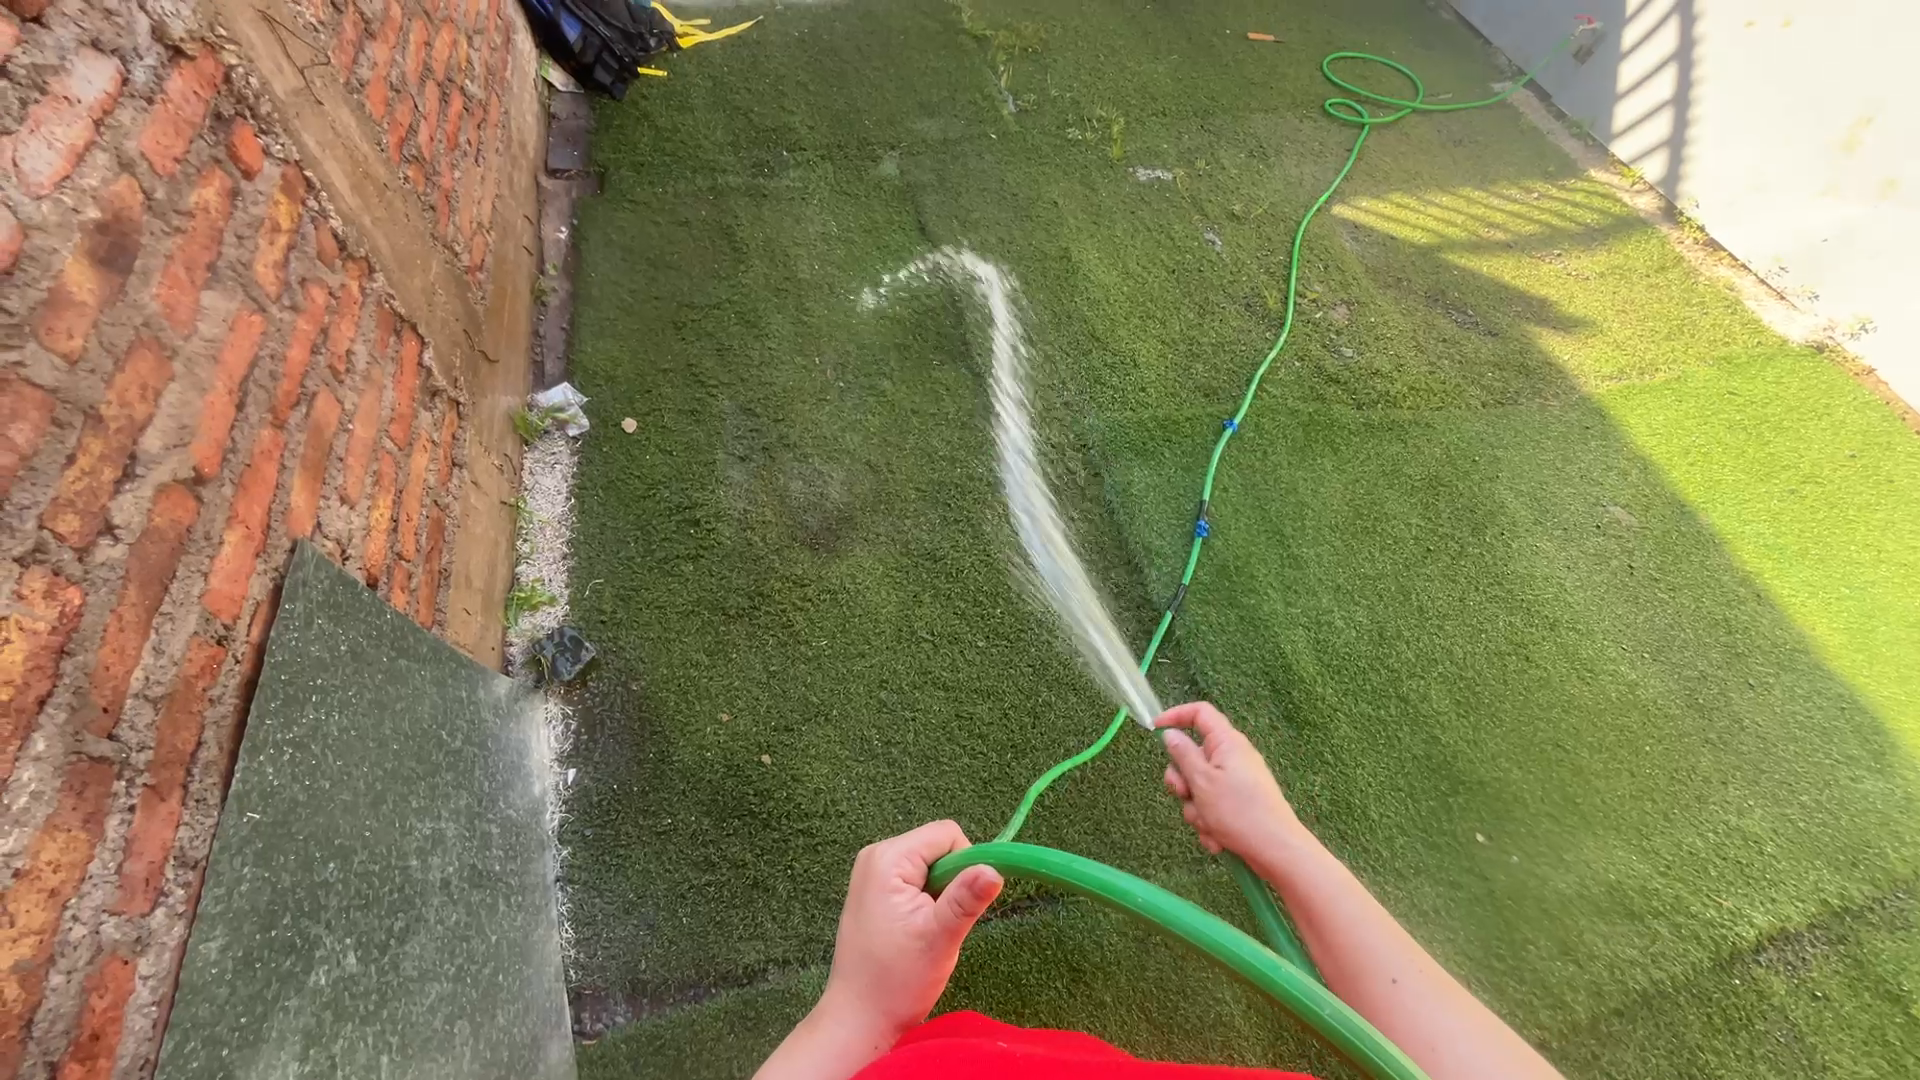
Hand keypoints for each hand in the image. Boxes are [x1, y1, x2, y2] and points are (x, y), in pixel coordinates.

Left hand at [818, 820, 1002, 1045]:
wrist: (857, 1021)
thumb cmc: (896, 982)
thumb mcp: (939, 939)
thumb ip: (966, 899)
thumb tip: (996, 868)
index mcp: (888, 857)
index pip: (947, 834)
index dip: (965, 865)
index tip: (959, 906)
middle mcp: (877, 854)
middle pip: (938, 847)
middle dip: (951, 882)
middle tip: (940, 924)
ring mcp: (873, 871)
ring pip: (930, 864)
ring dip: (940, 894)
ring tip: (926, 930)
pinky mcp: (875, 888)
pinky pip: (916, 878)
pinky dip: (926, 900)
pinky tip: (916, 931)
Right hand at [1157, 702, 1303, 858]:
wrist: (1277, 852)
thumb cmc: (1238, 811)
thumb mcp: (1202, 781)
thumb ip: (1182, 754)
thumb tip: (1170, 734)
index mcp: (1227, 743)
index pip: (1199, 713)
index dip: (1175, 715)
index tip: (1154, 729)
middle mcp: (1232, 757)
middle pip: (1193, 756)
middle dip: (1183, 780)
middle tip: (1184, 794)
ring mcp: (1236, 781)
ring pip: (1199, 786)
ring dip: (1196, 808)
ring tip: (1208, 824)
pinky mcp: (1239, 803)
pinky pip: (1212, 806)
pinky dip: (1209, 822)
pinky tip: (1217, 840)